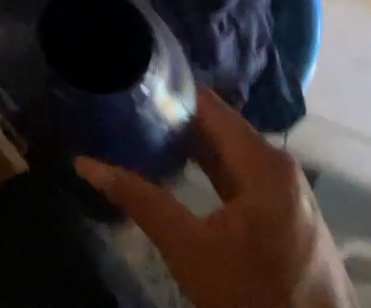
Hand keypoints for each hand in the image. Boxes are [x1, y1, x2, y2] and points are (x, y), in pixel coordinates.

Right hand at [75, 89, 353, 307]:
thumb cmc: (254, 296)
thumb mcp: (187, 248)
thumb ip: (138, 199)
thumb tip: (84, 162)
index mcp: (263, 163)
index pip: (207, 104)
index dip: (167, 89)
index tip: (126, 83)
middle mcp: (280, 166)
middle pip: (217, 123)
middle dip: (171, 115)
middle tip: (122, 107)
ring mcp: (287, 190)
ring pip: (227, 148)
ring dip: (186, 140)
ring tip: (136, 130)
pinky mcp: (285, 212)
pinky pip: (238, 170)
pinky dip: (205, 163)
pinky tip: (172, 166)